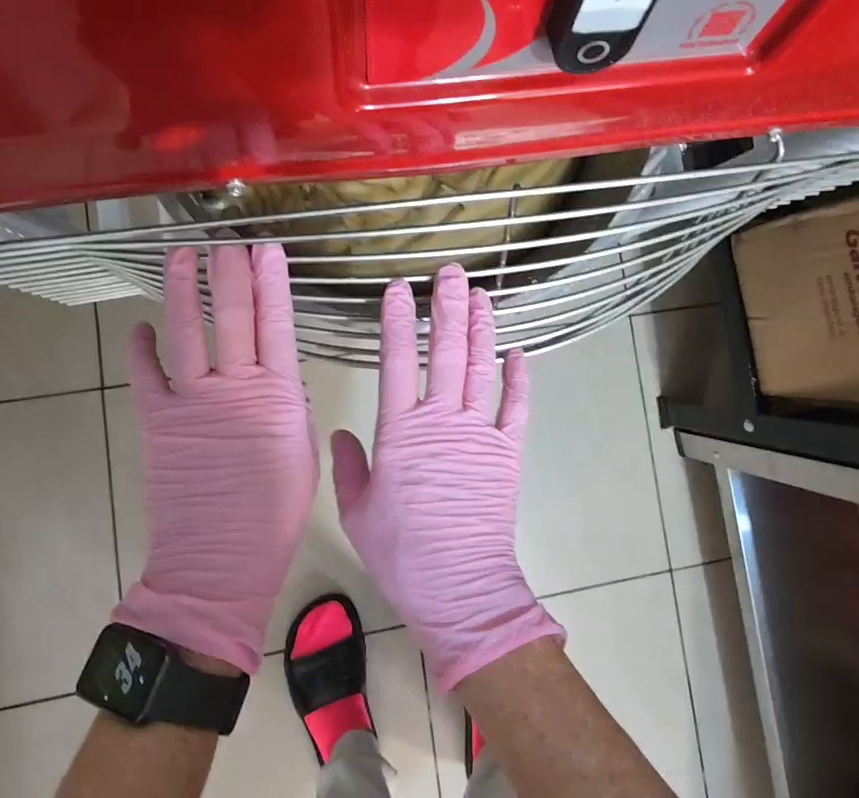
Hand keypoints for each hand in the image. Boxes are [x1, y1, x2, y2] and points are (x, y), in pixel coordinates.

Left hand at [113, 243, 316, 675]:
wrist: (220, 561)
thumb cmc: (274, 513)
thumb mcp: (301, 452)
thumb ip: (288, 407)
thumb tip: (274, 380)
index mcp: (279, 395)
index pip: (276, 323)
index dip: (272, 282)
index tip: (267, 249)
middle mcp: (235, 388)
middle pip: (231, 316)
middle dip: (229, 273)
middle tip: (225, 242)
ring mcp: (192, 402)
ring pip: (185, 332)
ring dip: (182, 290)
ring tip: (181, 255)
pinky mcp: (158, 422)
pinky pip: (146, 375)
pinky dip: (141, 349)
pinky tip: (140, 327)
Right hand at [330, 264, 564, 689]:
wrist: (458, 585)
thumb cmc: (400, 552)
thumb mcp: (357, 511)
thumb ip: (349, 467)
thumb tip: (339, 434)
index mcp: (400, 432)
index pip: (395, 361)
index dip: (396, 321)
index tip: (399, 288)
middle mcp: (441, 421)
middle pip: (446, 352)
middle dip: (448, 308)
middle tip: (451, 272)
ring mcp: (480, 433)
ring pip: (482, 369)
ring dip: (482, 329)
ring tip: (482, 295)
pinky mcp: (508, 452)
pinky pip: (517, 407)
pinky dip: (519, 379)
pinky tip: (518, 353)